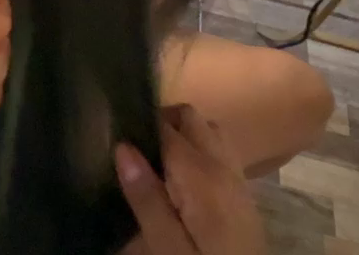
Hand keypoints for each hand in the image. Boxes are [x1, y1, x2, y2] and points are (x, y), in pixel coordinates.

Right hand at [116, 106, 266, 254]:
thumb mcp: (166, 248)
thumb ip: (146, 197)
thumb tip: (122, 146)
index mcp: (200, 173)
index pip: (164, 125)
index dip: (138, 124)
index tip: (115, 134)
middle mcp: (223, 166)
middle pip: (190, 117)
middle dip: (161, 121)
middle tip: (134, 149)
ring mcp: (238, 180)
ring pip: (208, 131)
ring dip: (183, 134)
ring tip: (157, 163)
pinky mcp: (243, 198)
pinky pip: (220, 153)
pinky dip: (199, 151)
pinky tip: (183, 181)